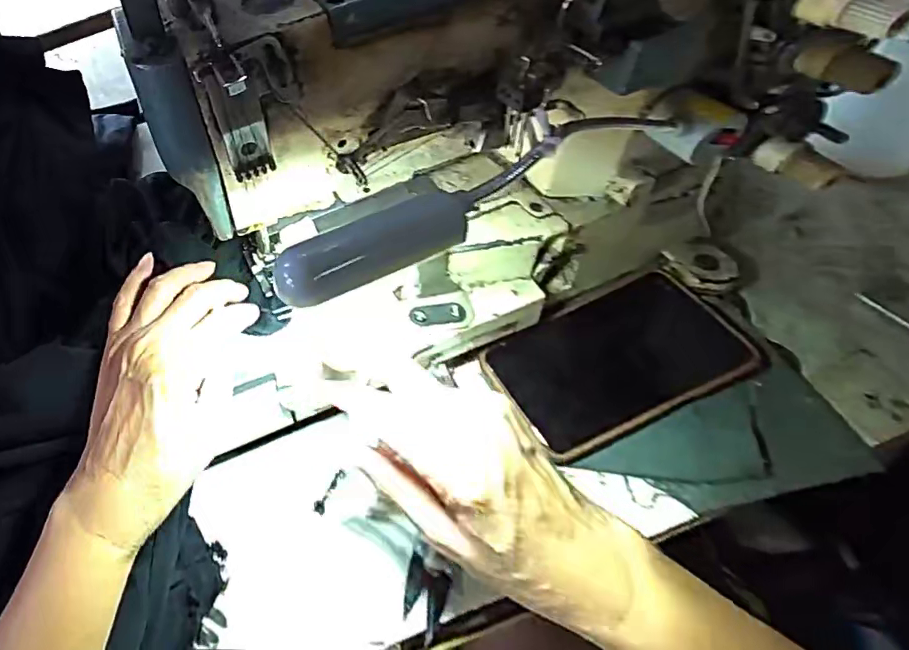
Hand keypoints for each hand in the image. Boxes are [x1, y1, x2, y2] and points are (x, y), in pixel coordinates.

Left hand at [58, 256, 259, 555]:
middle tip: (237, 293)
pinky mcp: (111, 348)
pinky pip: (122, 301)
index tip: (249, 316)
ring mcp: (126, 344)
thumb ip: (218, 384)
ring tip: (204, 269)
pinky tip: (147, 263)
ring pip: (159, 288)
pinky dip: (135, 277)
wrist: (109, 490)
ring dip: (185, 273)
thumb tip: (225, 355)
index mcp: (175, 368)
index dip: (239, 316)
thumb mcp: (207, 433)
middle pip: (191, 298)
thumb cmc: (153, 473)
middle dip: (221, 289)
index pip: (216, 324)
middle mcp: (147, 347)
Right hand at [328, 366, 644, 634]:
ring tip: (357, 388)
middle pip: (398, 367)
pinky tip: (407, 414)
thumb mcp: (448, 541)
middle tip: (320, 347)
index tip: (318, 386)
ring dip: (381, 376)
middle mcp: (473, 424)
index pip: (383, 411)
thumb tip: (359, 450)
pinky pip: (437, 386)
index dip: (343, 393)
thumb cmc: (529, 561)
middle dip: (353, 351)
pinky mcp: (494, 403)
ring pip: (414, 374)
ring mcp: (486, 408)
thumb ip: (397, 486)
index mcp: (458, 465)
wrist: (589, 556)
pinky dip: (413, 392)